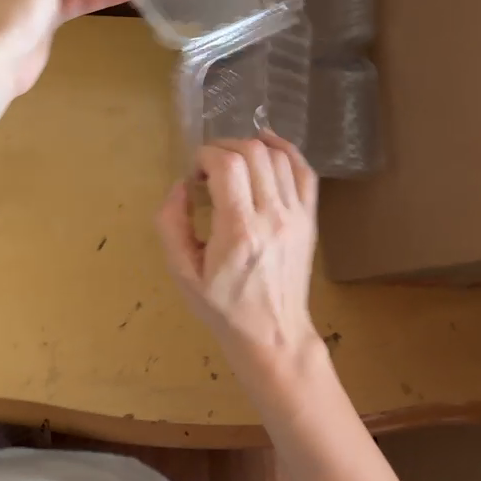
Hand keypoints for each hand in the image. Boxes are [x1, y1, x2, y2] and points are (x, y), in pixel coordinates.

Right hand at [155, 134, 321, 379]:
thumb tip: (181, 186)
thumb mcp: (181, 272)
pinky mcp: (310, 219)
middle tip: (208, 167)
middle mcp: (273, 217)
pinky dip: (286, 149)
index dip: (204, 156)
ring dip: (249, 147)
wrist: (273, 336)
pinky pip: (305, 171)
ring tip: (231, 160)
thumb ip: (170, 224)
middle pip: (252, 153)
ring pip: (278, 156)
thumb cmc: (223, 308)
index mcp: (239, 231)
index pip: (226, 165)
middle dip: (223, 147)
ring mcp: (296, 216)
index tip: (193, 175)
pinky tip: (266, 144)